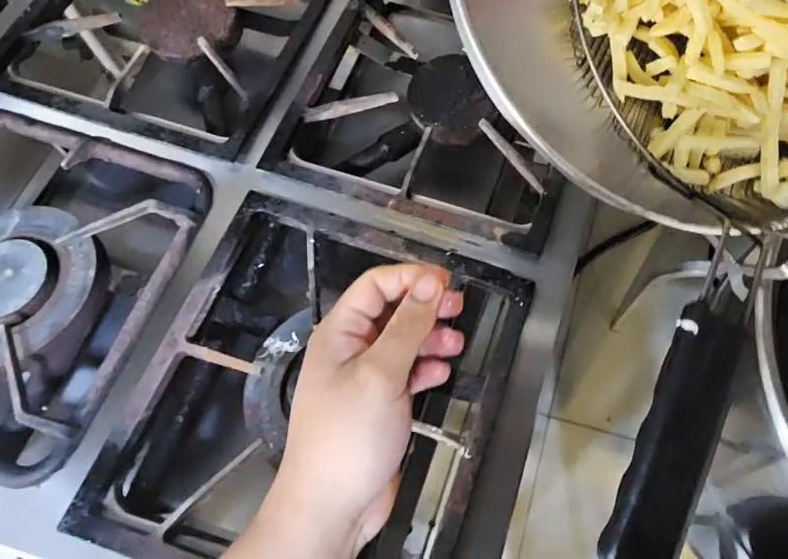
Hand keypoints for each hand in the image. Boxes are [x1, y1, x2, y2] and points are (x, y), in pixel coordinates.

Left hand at [227, 264, 465, 558]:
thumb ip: (408, 325)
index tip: (446, 283)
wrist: (330, 509)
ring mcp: (364, 378)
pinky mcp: (379, 403)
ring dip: (430, 338)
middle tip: (458, 307)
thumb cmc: (348, 436)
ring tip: (456, 344)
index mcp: (340, 333)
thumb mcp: (381, 373)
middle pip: (392, 310)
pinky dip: (425, 368)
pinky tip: (440, 374)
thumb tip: (431, 283)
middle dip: (426, 307)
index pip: (375, 285)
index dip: (410, 277)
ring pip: (403, 341)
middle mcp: (350, 349)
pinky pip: (406, 372)